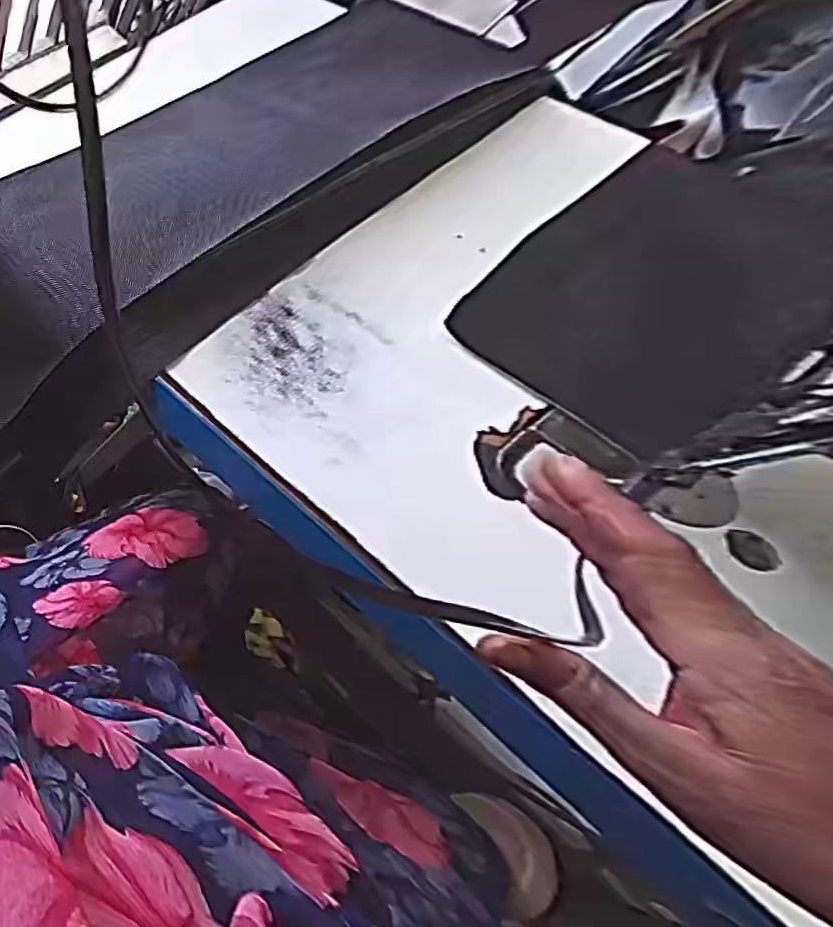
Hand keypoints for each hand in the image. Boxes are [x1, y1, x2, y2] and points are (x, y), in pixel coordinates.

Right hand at [477, 454, 832, 918]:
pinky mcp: (768, 667)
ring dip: (614, 527)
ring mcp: (767, 655)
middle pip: (662, 555)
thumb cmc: (808, 833)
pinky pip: (692, 592)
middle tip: (546, 469)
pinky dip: (642, 559)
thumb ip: (581, 694)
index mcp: (726, 658)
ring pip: (680, 570)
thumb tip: (500, 644)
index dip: (597, 509)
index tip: (557, 470)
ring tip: (564, 501)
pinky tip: (620, 558)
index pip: (648, 561)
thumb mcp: (672, 770)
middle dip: (596, 505)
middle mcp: (751, 645)